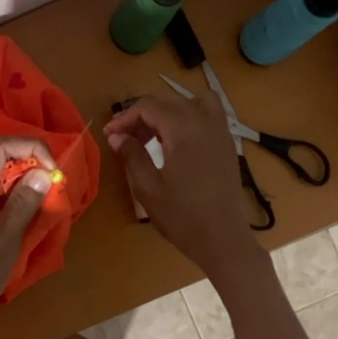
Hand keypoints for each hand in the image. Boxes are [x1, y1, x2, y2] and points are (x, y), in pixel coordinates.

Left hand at [0, 136, 54, 338]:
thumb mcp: (1, 249)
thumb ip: (21, 209)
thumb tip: (43, 174)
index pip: (0, 148)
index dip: (32, 149)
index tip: (55, 173)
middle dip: (31, 167)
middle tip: (55, 192)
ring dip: (22, 185)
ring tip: (45, 206)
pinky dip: (10, 200)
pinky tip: (25, 218)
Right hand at [104, 89, 258, 274]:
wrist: (221, 237)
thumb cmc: (181, 216)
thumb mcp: (148, 188)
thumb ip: (132, 156)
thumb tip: (117, 136)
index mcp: (184, 130)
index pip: (150, 107)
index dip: (125, 117)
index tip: (110, 135)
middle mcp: (205, 122)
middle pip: (170, 101)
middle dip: (143, 113)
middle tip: (124, 136)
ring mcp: (221, 132)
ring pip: (193, 102)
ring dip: (169, 110)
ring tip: (153, 133)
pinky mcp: (227, 144)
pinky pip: (209, 115)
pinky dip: (189, 117)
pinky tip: (176, 141)